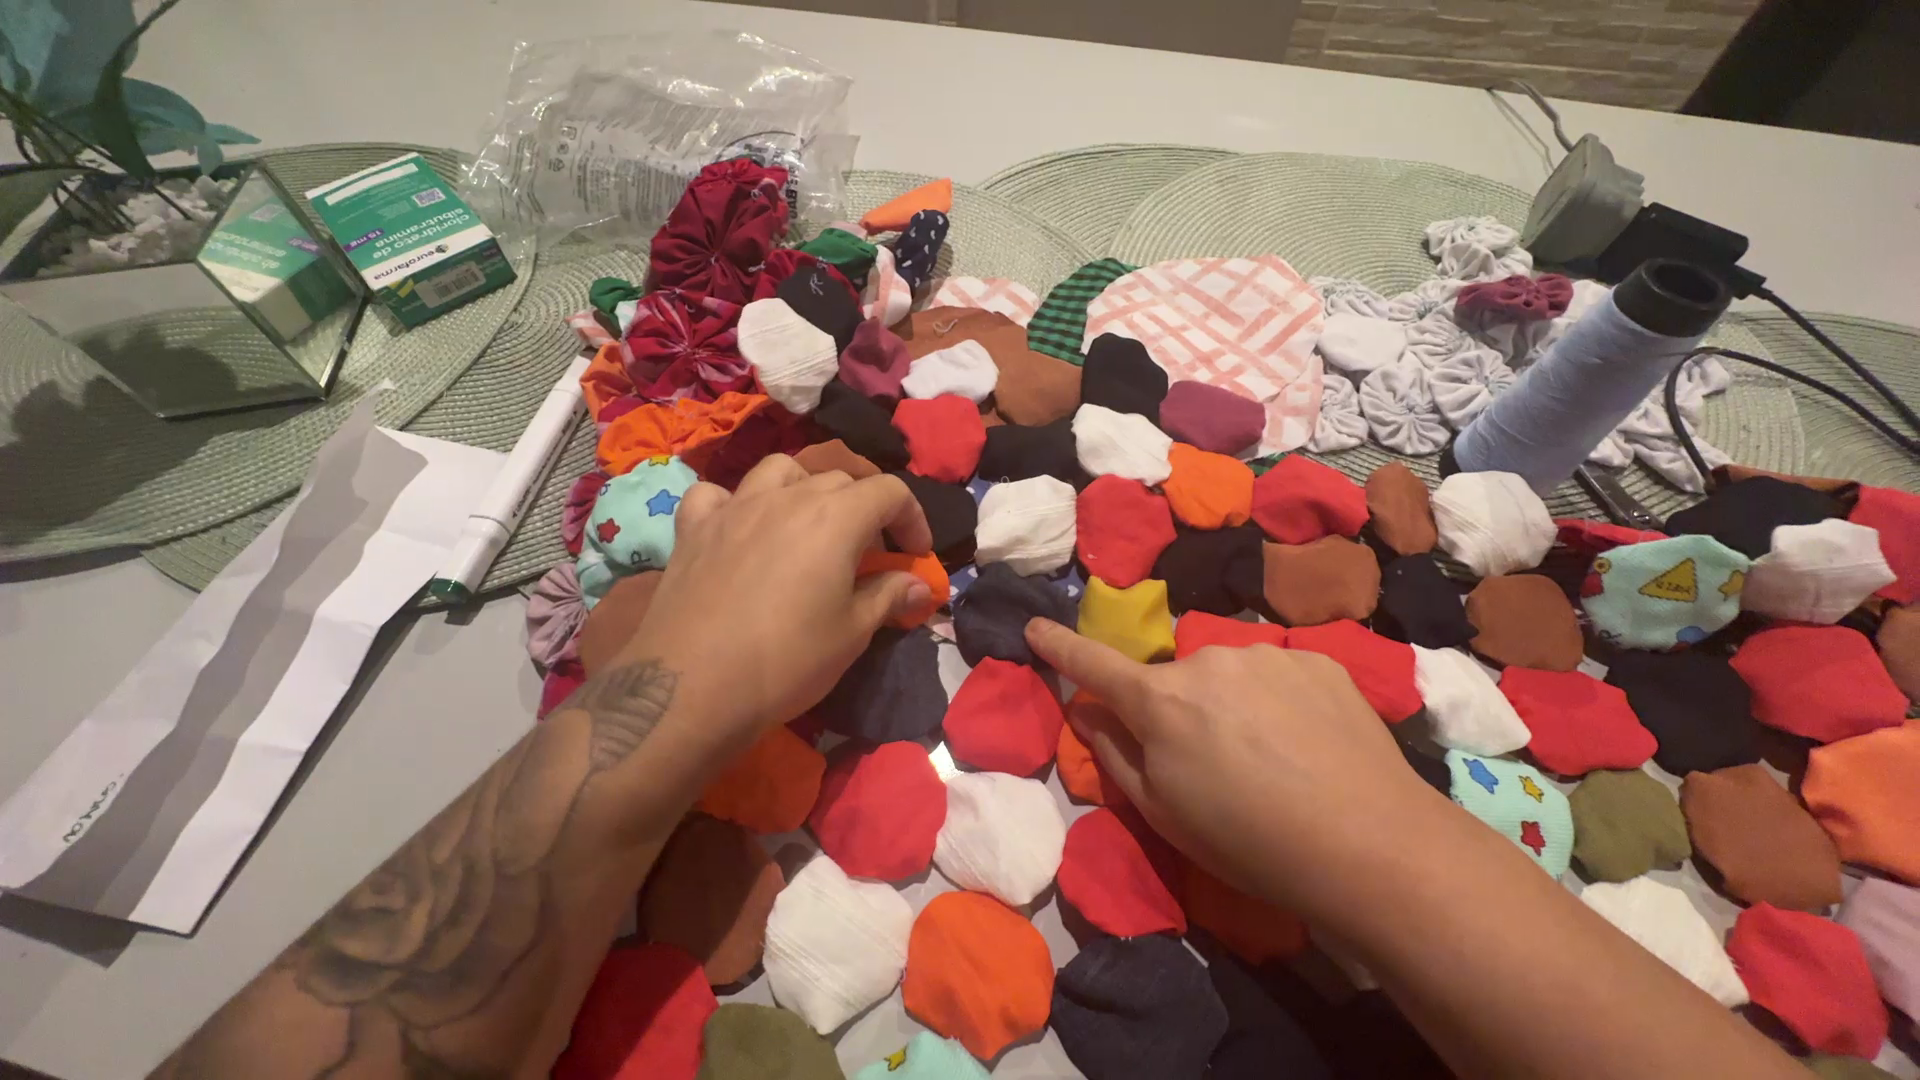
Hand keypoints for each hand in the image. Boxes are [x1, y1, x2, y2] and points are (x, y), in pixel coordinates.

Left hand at [624, 455, 932, 745]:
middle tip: (869, 556)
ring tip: (809, 525)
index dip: (913, 519)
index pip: (889, 492)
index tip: (916, 555)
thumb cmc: (788, 660)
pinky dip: (736, 503)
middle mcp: (787, 497)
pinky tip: (740, 528)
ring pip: (780, 471)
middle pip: (839, 480)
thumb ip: (888, 597)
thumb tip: (919, 585)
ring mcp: (735, 506)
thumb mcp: (852, 633)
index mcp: (835, 517)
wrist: (693, 687)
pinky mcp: (694, 528)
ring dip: (805, 489)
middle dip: (865, 510)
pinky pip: (718, 494)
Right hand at [1027, 619, 1439, 915]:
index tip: (1034, 626)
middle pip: (1173, 678)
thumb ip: (1114, 751)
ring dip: (1231, 702)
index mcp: (1160, 701)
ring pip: (1227, 673)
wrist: (1369, 845)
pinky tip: (1308, 742)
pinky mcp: (1317, 659)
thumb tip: (1084, 709)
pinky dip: (1278, 700)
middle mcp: (1206, 661)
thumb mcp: (1161, 812)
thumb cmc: (1247, 840)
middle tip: (1213, 762)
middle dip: (1178, 708)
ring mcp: (1266, 654)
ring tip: (1272, 756)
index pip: (1093, 664)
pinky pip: (1276, 673)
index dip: (1059, 645)